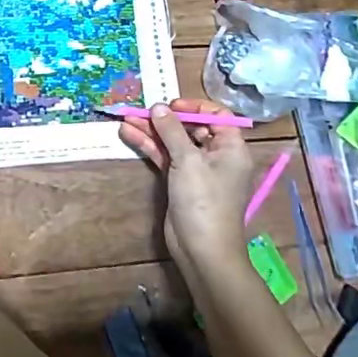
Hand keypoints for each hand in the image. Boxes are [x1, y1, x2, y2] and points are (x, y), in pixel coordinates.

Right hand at [118, 98, 256, 278]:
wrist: (202, 251)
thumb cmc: (204, 200)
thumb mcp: (188, 160)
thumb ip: (172, 130)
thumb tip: (158, 106)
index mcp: (230, 147)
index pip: (216, 115)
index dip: (194, 106)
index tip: (171, 105)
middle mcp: (216, 155)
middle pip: (190, 127)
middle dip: (165, 118)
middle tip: (141, 111)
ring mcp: (197, 170)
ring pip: (174, 141)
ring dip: (152, 130)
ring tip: (126, 119)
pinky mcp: (181, 182)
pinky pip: (165, 156)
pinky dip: (149, 146)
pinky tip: (128, 134)